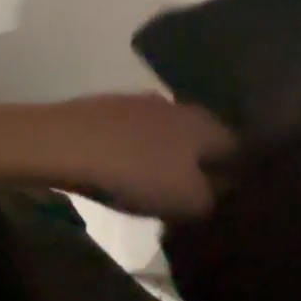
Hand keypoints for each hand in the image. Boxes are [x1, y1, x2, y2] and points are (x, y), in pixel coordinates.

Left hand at [43, 94, 233, 219]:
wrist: (60, 142)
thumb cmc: (134, 171)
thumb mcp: (192, 200)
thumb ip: (217, 194)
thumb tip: (220, 185)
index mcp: (202, 122)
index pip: (238, 146)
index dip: (240, 173)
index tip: (235, 198)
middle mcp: (172, 104)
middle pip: (198, 136)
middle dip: (200, 162)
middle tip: (198, 194)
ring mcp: (133, 101)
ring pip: (164, 132)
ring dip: (166, 154)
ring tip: (161, 185)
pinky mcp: (102, 107)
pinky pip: (132, 132)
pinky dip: (135, 149)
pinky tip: (127, 169)